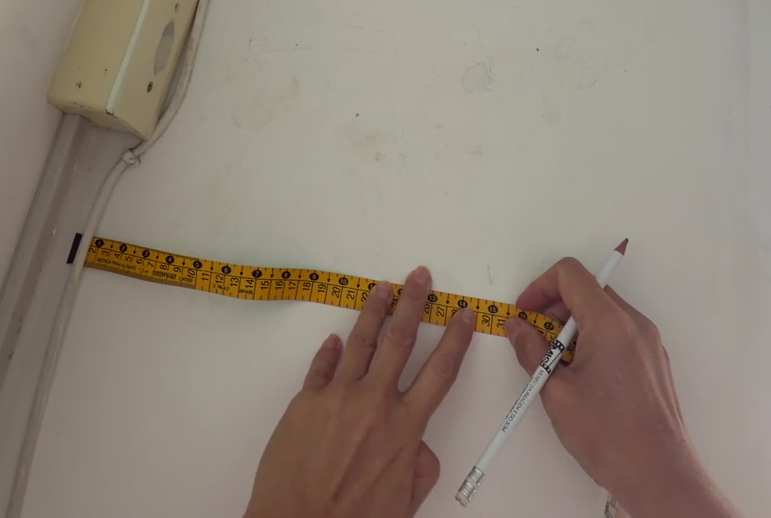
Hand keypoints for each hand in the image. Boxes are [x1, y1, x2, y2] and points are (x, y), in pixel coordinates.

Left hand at [246, 267, 475, 517]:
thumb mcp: (404, 502)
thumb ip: (418, 466)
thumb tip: (418, 443)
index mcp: (404, 427)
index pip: (440, 372)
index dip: (456, 339)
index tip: (464, 314)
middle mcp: (374, 402)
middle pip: (400, 339)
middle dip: (413, 302)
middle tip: (419, 275)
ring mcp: (338, 396)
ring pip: (361, 340)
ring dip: (374, 310)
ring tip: (382, 287)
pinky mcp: (307, 400)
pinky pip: (321, 367)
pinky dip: (329, 351)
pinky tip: (333, 338)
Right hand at [504, 259, 739, 517]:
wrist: (662, 479)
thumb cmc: (609, 436)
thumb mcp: (556, 393)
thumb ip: (531, 351)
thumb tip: (516, 327)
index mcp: (609, 322)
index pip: (570, 273)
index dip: (540, 286)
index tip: (525, 312)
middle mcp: (634, 322)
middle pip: (587, 289)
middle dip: (554, 307)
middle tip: (536, 340)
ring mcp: (648, 341)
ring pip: (602, 310)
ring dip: (573, 324)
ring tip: (558, 364)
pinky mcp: (654, 360)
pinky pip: (618, 330)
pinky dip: (594, 338)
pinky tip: (583, 376)